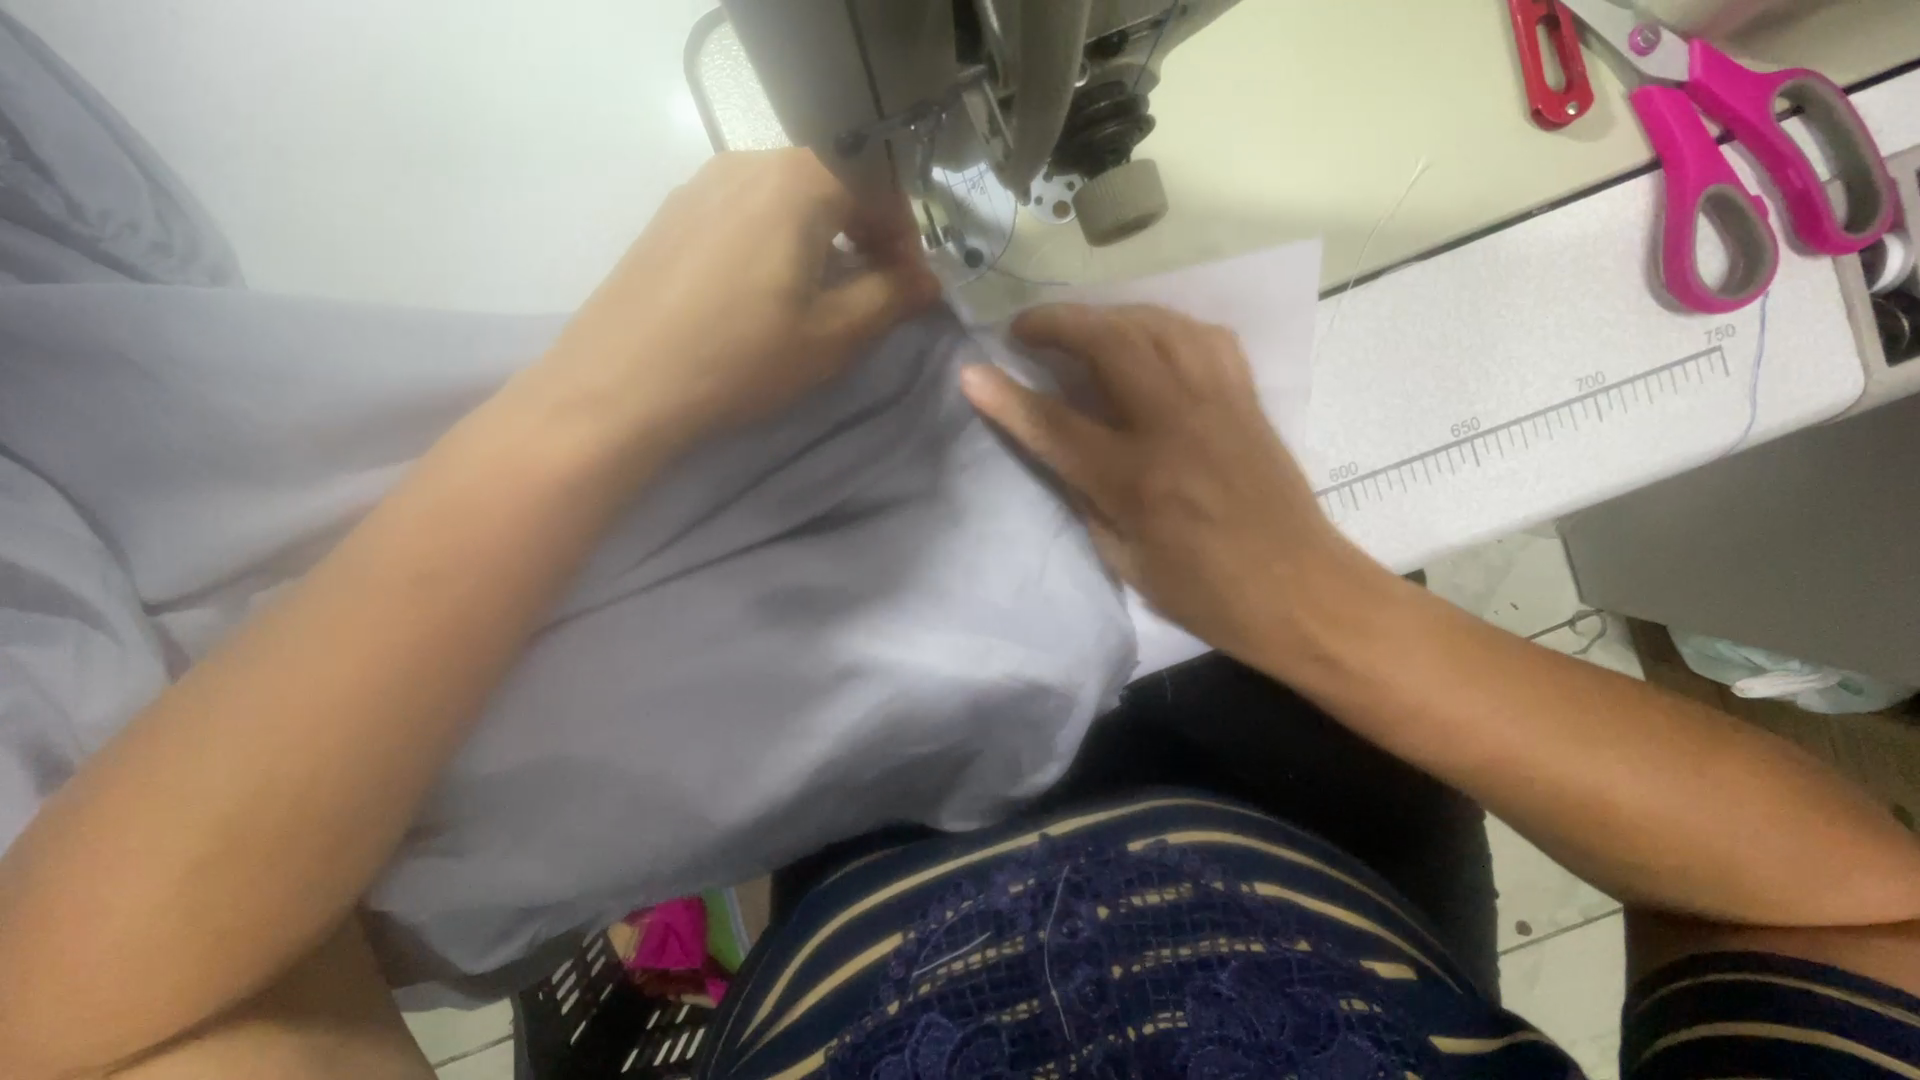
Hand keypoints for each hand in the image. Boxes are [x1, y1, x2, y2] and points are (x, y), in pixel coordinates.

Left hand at [530, 149, 941, 469]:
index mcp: (798, 179)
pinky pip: (745, 214)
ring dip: (821, 239)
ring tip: (821, 296)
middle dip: (865, 234)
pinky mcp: (671, 217)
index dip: (906, 237)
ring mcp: (701, 186)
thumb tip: (928, 279)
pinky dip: (776, 242)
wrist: (620, 385)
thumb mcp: (836, 335)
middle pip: (831, 184)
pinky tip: (765, 294)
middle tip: (874, 291)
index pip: (878, 186)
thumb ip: (893, 296)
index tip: (911, 287)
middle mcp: (748, 162)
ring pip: (786, 199)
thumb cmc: (742, 358)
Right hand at [961, 304, 1373, 661]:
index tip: (970, 371)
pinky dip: (1164, 326)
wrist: (1302, 591)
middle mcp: (1176, 425)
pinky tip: (1148, 339)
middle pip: (1110, 344)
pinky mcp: (1245, 397)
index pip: (1057, 425)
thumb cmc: (1206, 593)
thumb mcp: (1126, 561)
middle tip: (1024, 330)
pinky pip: (1202, 337)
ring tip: (1081, 327)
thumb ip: (1086, 498)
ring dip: (1109, 314)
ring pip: (1157, 324)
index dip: (1007, 397)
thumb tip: (1058, 450)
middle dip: (1058, 323)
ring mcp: (1217, 402)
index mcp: (1138, 480)